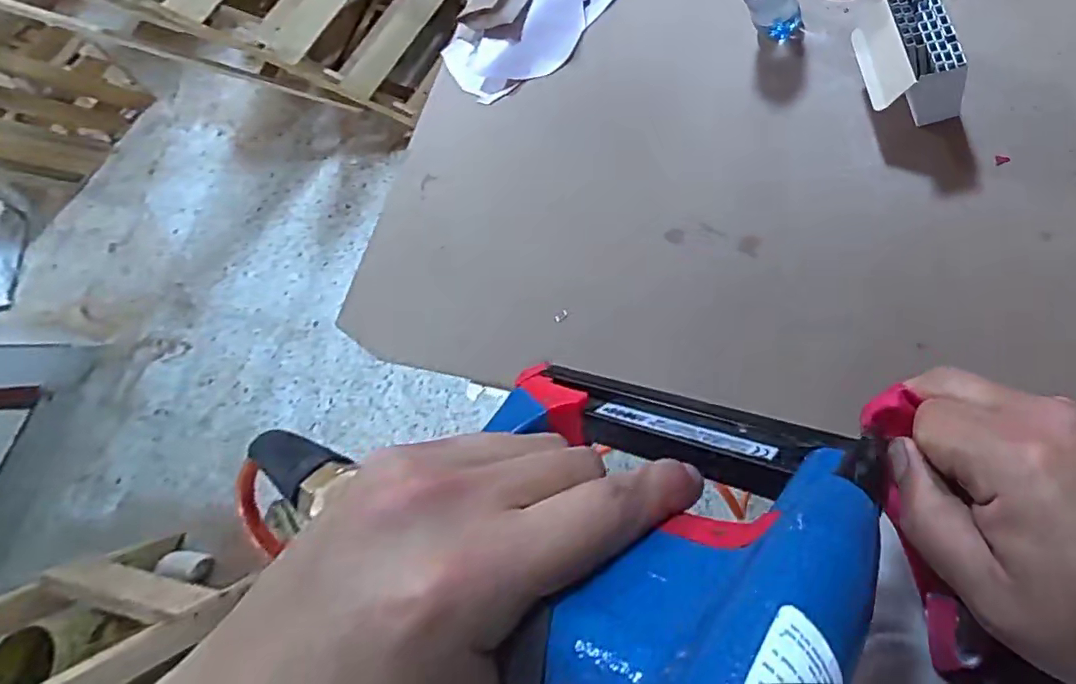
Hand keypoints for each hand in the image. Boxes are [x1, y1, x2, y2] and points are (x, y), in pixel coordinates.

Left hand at [169, 434, 702, 683]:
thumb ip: (564, 631)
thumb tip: (622, 584)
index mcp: (463, 578)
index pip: (599, 509)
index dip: (657, 494)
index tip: (692, 484)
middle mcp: (437, 501)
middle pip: (575, 464)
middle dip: (600, 504)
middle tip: (593, 552)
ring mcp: (405, 468)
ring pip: (537, 445)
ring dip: (555, 484)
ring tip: (533, 536)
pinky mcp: (384, 458)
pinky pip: (487, 446)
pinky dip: (509, 475)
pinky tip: (484, 519)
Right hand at [887, 369, 1075, 683]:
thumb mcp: (987, 591)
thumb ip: (925, 512)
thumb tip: (896, 452)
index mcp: (1015, 452)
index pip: (924, 416)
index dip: (910, 453)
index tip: (922, 497)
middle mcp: (1038, 410)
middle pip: (943, 382)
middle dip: (920, 420)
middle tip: (928, 478)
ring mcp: (1063, 407)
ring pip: (973, 388)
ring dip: (954, 423)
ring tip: (970, 483)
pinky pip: (1006, 401)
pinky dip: (986, 426)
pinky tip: (1008, 477)